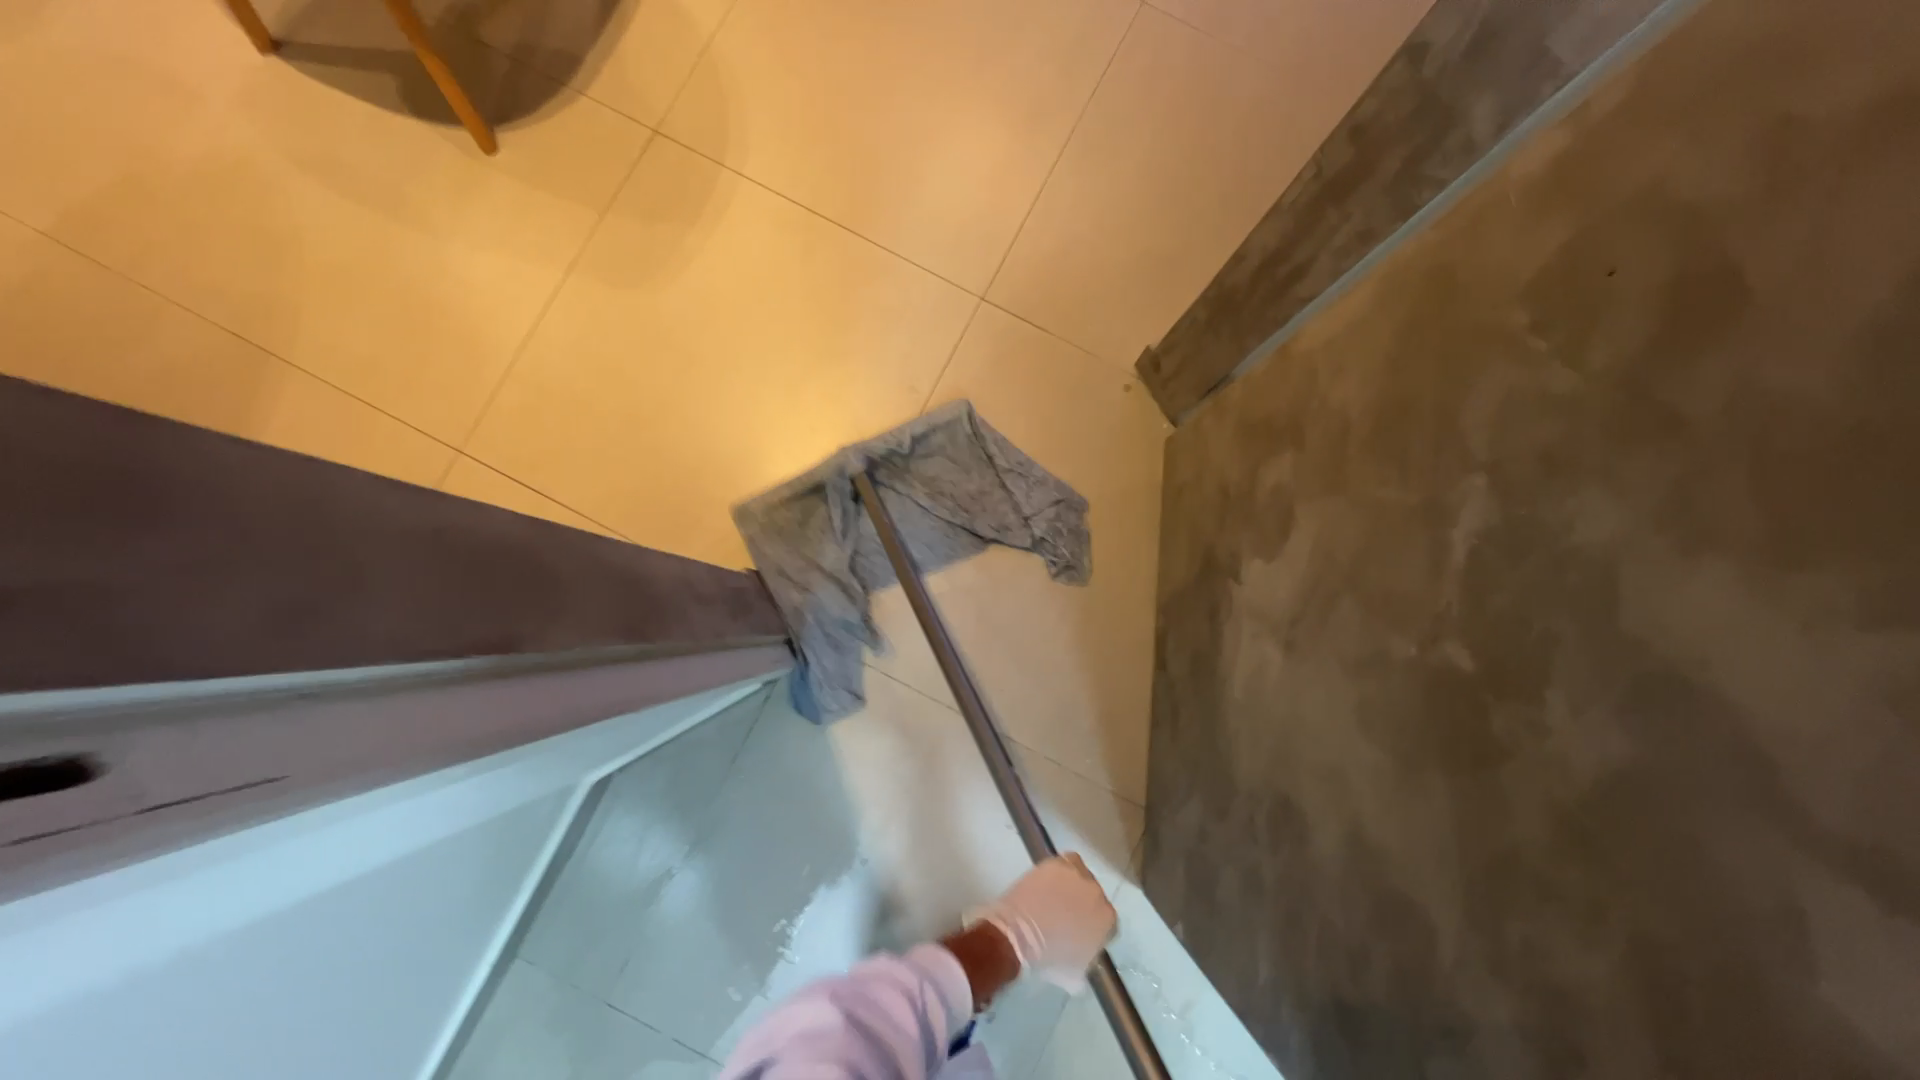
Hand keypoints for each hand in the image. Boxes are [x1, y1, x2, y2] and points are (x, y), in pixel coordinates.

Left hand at [969, 854, 1117, 990]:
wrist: (1019, 937)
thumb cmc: (1049, 960)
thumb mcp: (1075, 975)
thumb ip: (1086, 966)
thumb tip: (1083, 964)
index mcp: (1108, 920)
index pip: (1107, 922)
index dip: (1093, 928)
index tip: (1079, 934)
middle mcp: (1098, 894)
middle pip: (1095, 896)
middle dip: (1083, 905)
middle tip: (1065, 914)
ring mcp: (1078, 875)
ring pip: (1082, 876)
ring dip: (1074, 884)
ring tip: (1057, 895)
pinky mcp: (1057, 864)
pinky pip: (1066, 861)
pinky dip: (1061, 870)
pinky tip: (1051, 880)